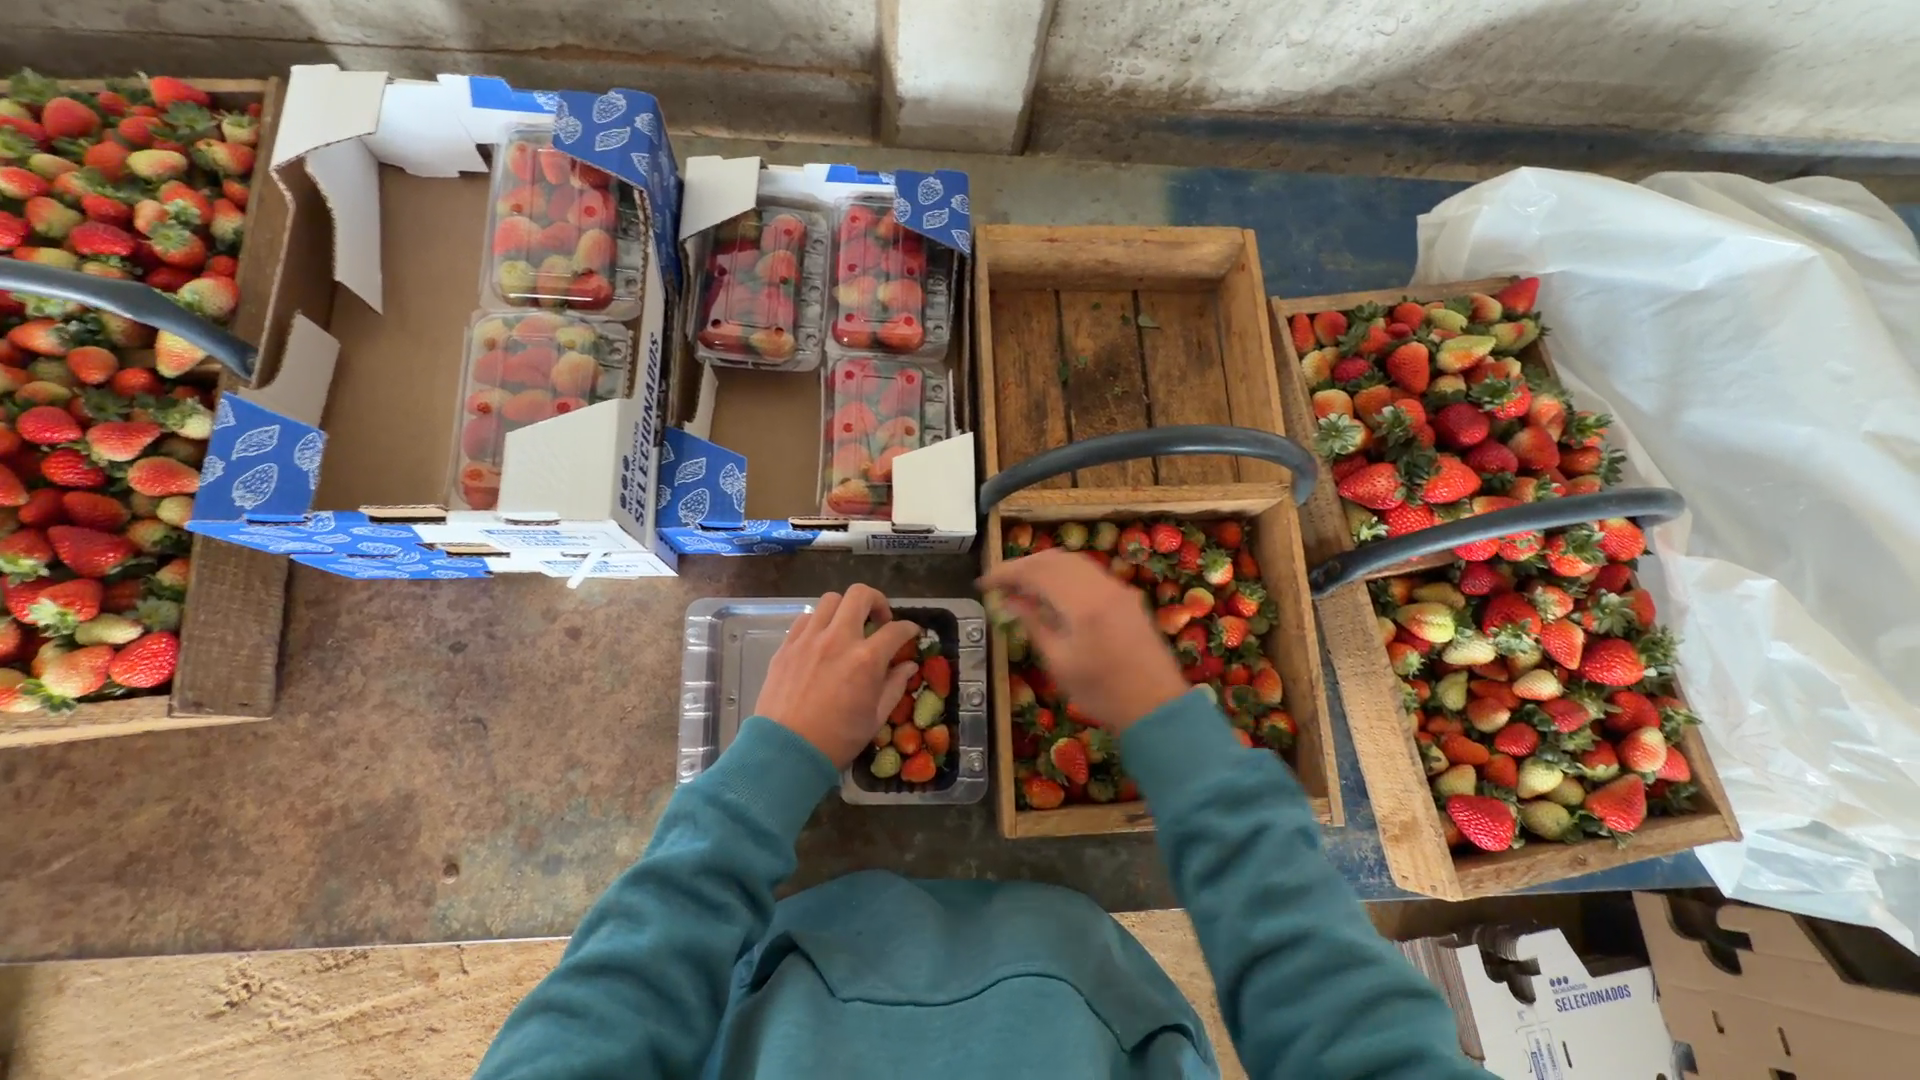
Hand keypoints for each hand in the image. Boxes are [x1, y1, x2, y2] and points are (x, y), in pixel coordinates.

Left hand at [754, 585, 920, 767]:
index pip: (896, 630)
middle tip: (880, 621)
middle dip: (877, 601)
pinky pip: (806, 618)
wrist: (786, 751)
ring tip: (849, 627)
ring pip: (831, 600)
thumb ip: (894, 686)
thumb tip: (908, 666)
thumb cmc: (837, 739)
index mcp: (866, 659)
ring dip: (846, 608)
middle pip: (860, 595)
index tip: (911, 633)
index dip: (909, 628)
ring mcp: (809, 639)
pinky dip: (820, 621)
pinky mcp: (786, 646)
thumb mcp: (875, 717)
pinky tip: (822, 639)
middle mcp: (838, 639)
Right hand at [979, 549, 1189, 733]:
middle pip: (1055, 559)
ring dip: (1044, 566)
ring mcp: (1119, 589)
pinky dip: (1065, 573)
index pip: (1036, 572)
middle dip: (1023, 566)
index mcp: (1083, 604)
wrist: (1157, 707)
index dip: (1006, 572)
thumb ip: (1034, 624)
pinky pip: (1090, 572)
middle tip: (999, 582)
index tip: (984, 583)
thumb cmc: (1102, 693)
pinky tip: (1052, 591)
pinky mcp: (1128, 597)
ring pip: (1075, 561)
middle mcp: (1102, 587)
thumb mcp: (1059, 663)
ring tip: (1021, 585)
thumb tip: (1009, 600)